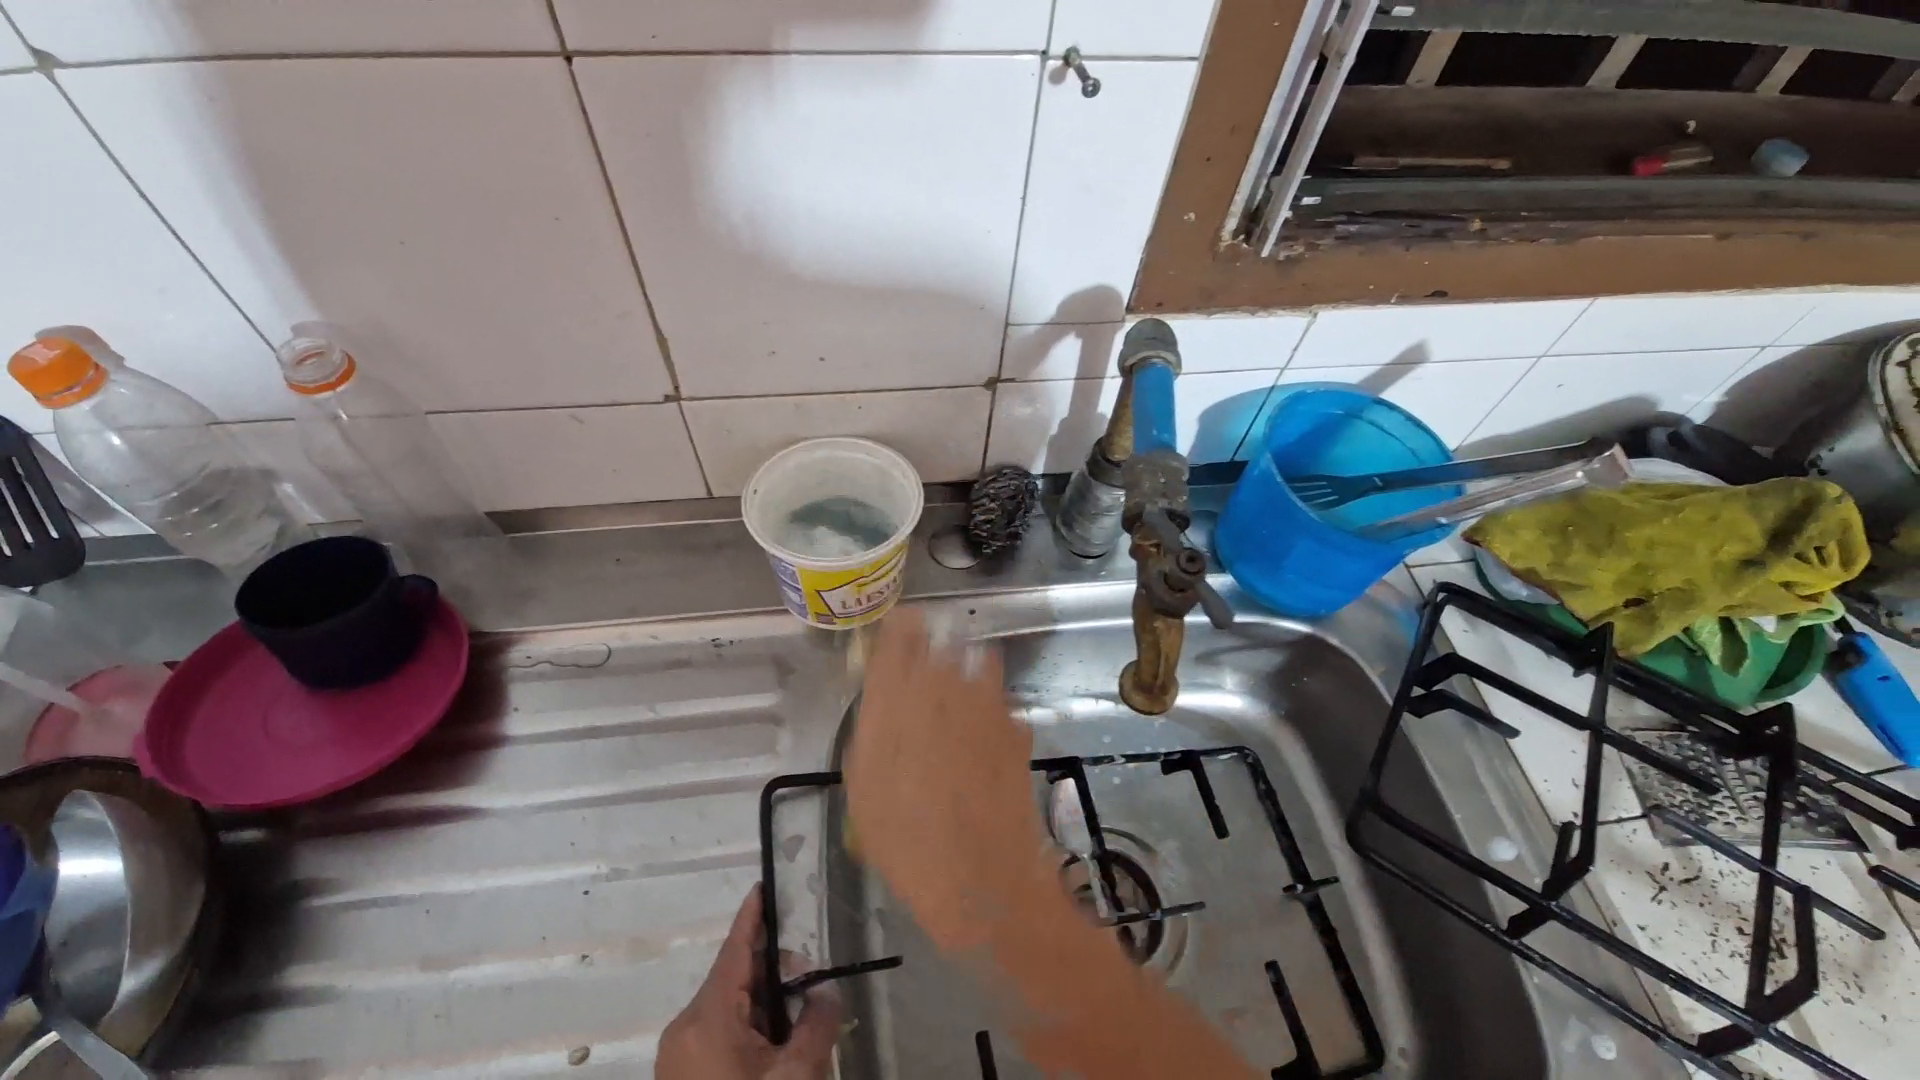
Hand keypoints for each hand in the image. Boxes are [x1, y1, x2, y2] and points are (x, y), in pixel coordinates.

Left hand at [655, 885, 841, 1079]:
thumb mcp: (797, 1075)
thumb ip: (817, 1024)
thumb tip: (823, 993)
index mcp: (708, 1016)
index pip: (736, 951)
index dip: (753, 917)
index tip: (765, 884)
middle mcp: (686, 1026)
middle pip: (736, 978)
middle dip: (776, 971)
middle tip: (814, 982)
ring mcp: (679, 1055)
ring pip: (729, 1009)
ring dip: (766, 1006)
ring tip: (802, 1023)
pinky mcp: (682, 1077)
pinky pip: (720, 1034)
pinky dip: (751, 1028)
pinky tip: (778, 1047)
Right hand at [844, 608, 1054, 950]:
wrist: (978, 879)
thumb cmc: (905, 842)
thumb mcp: (864, 787)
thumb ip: (872, 729)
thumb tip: (883, 703)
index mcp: (896, 696)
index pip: (901, 632)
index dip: (901, 628)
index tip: (899, 634)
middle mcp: (943, 686)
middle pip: (941, 641)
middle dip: (932, 652)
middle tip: (924, 680)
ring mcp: (988, 704)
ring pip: (977, 663)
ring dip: (967, 675)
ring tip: (958, 709)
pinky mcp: (1018, 726)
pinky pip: (1000, 703)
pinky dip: (991, 713)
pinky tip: (984, 747)